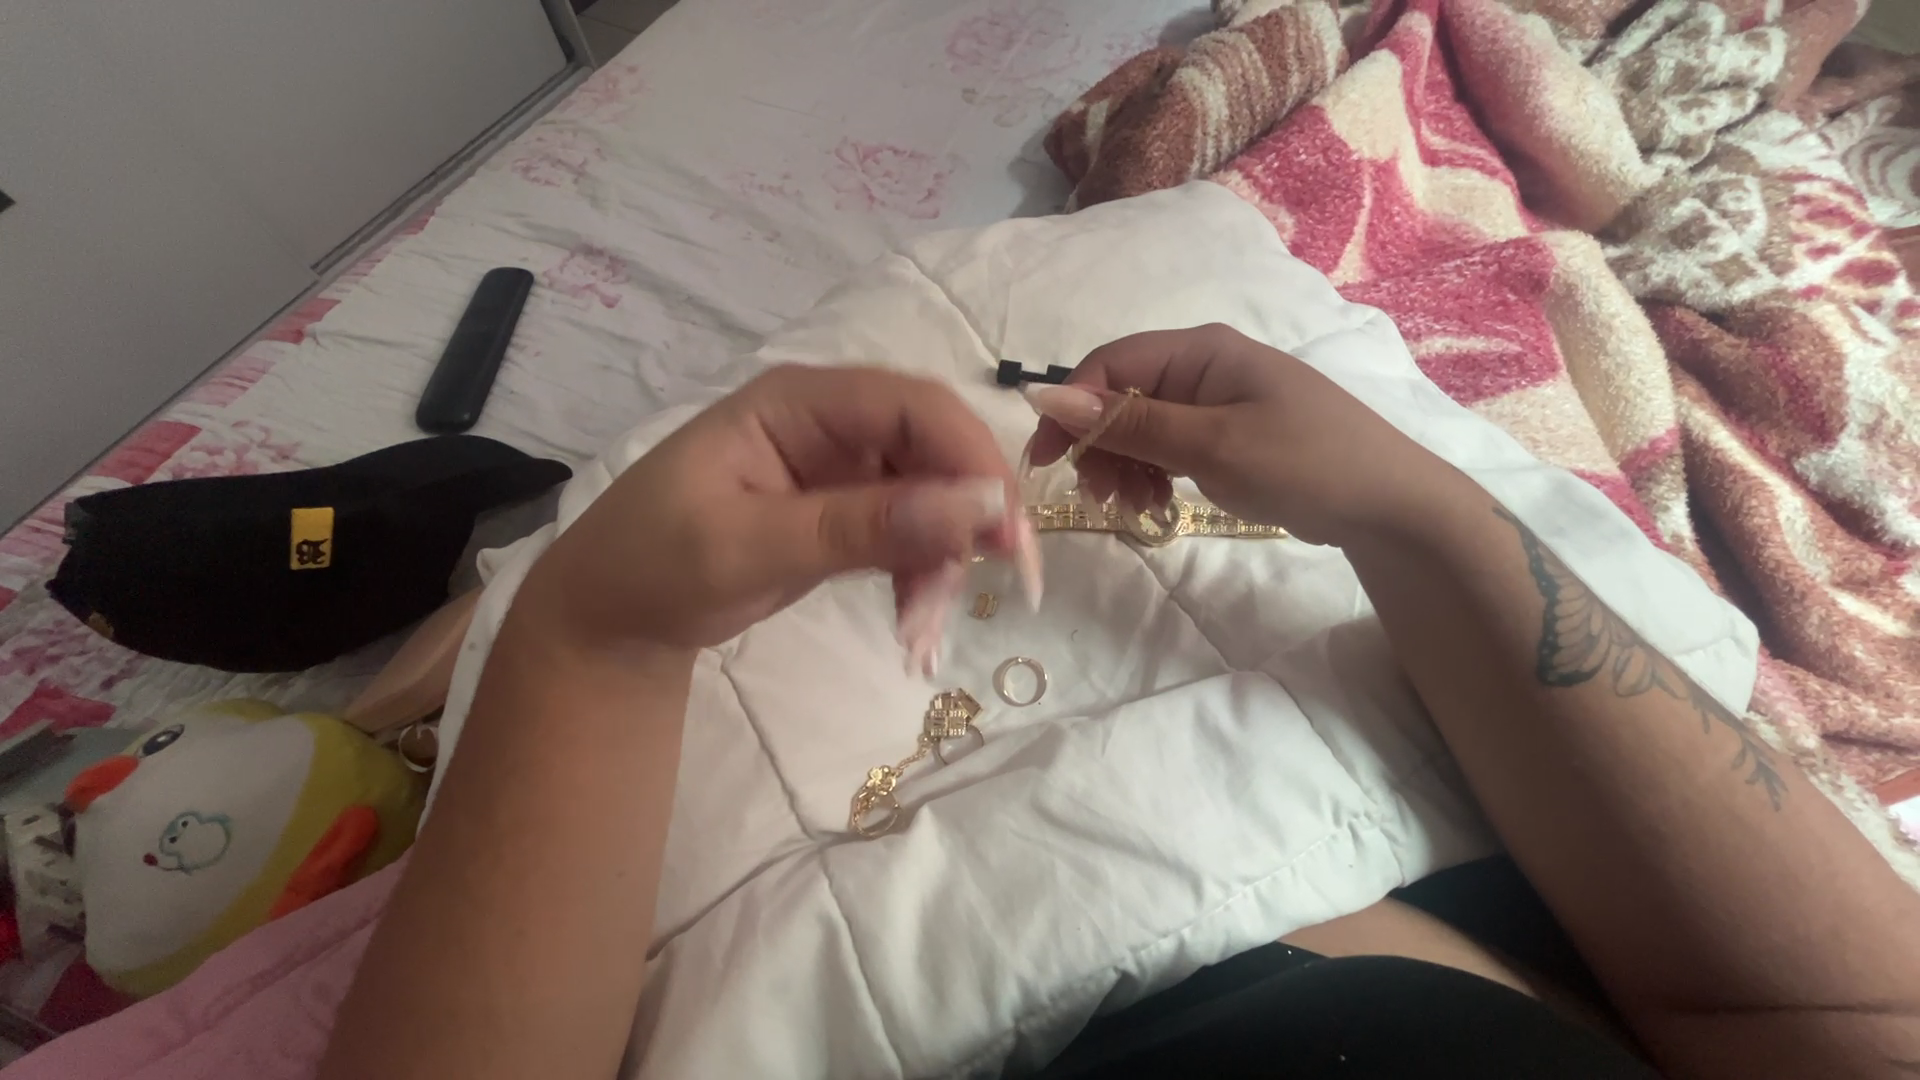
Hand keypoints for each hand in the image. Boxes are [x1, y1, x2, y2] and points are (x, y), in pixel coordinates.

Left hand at [511, 365, 1040, 665]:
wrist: (616, 615)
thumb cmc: (655, 565)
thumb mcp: (748, 547)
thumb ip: (859, 527)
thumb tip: (974, 510)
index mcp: (798, 402)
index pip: (911, 405)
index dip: (971, 458)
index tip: (1009, 530)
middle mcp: (832, 424)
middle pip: (935, 448)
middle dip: (969, 514)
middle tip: (1002, 581)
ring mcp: (843, 470)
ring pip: (933, 496)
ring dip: (947, 557)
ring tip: (926, 629)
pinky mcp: (849, 513)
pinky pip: (912, 533)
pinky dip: (924, 575)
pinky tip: (913, 623)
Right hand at [1025, 324, 1459, 545]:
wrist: (1388, 507)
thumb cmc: (1303, 462)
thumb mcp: (1210, 443)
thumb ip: (1129, 422)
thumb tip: (1046, 395)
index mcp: (1199, 350)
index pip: (1108, 366)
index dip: (1068, 409)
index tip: (1046, 460)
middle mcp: (1202, 367)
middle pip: (1120, 397)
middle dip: (1099, 446)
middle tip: (1100, 497)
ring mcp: (1214, 403)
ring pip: (1139, 427)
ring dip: (1123, 466)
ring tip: (1134, 508)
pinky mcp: (1225, 435)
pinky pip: (1166, 447)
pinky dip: (1151, 475)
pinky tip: (1156, 504)